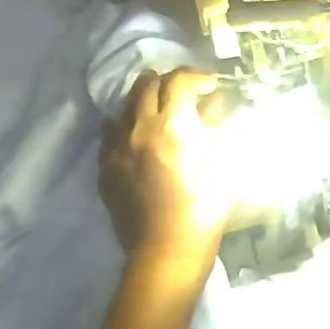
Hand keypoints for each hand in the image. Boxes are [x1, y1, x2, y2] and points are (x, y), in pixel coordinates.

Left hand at [101, 69, 229, 273]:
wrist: (167, 252)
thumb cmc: (206, 208)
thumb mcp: (225, 161)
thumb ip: (218, 126)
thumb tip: (214, 105)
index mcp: (173, 124)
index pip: (180, 80)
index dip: (197, 76)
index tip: (210, 85)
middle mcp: (140, 127)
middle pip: (147, 85)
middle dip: (167, 81)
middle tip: (183, 92)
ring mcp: (117, 147)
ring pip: (125, 106)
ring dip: (144, 100)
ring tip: (158, 109)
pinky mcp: (105, 167)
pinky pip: (109, 133)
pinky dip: (124, 125)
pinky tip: (136, 135)